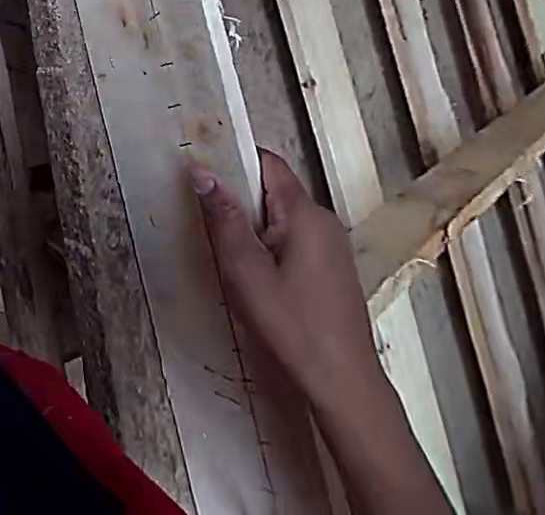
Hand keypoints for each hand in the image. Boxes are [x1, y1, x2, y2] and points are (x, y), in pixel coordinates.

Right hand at [192, 153, 450, 514]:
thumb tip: (201, 171)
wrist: (343, 385)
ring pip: (282, 216)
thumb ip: (223, 216)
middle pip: (273, 189)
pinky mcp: (332, 268)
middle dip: (238, 196)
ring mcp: (332, 245)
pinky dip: (269, 243)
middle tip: (204, 214)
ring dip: (252, 223)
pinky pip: (294, 238)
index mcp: (304, 213)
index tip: (203, 168)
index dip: (235, 158)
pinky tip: (253, 273)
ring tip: (224, 247)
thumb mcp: (245, 269)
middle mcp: (323, 220)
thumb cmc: (292, 326)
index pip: (268, 162)